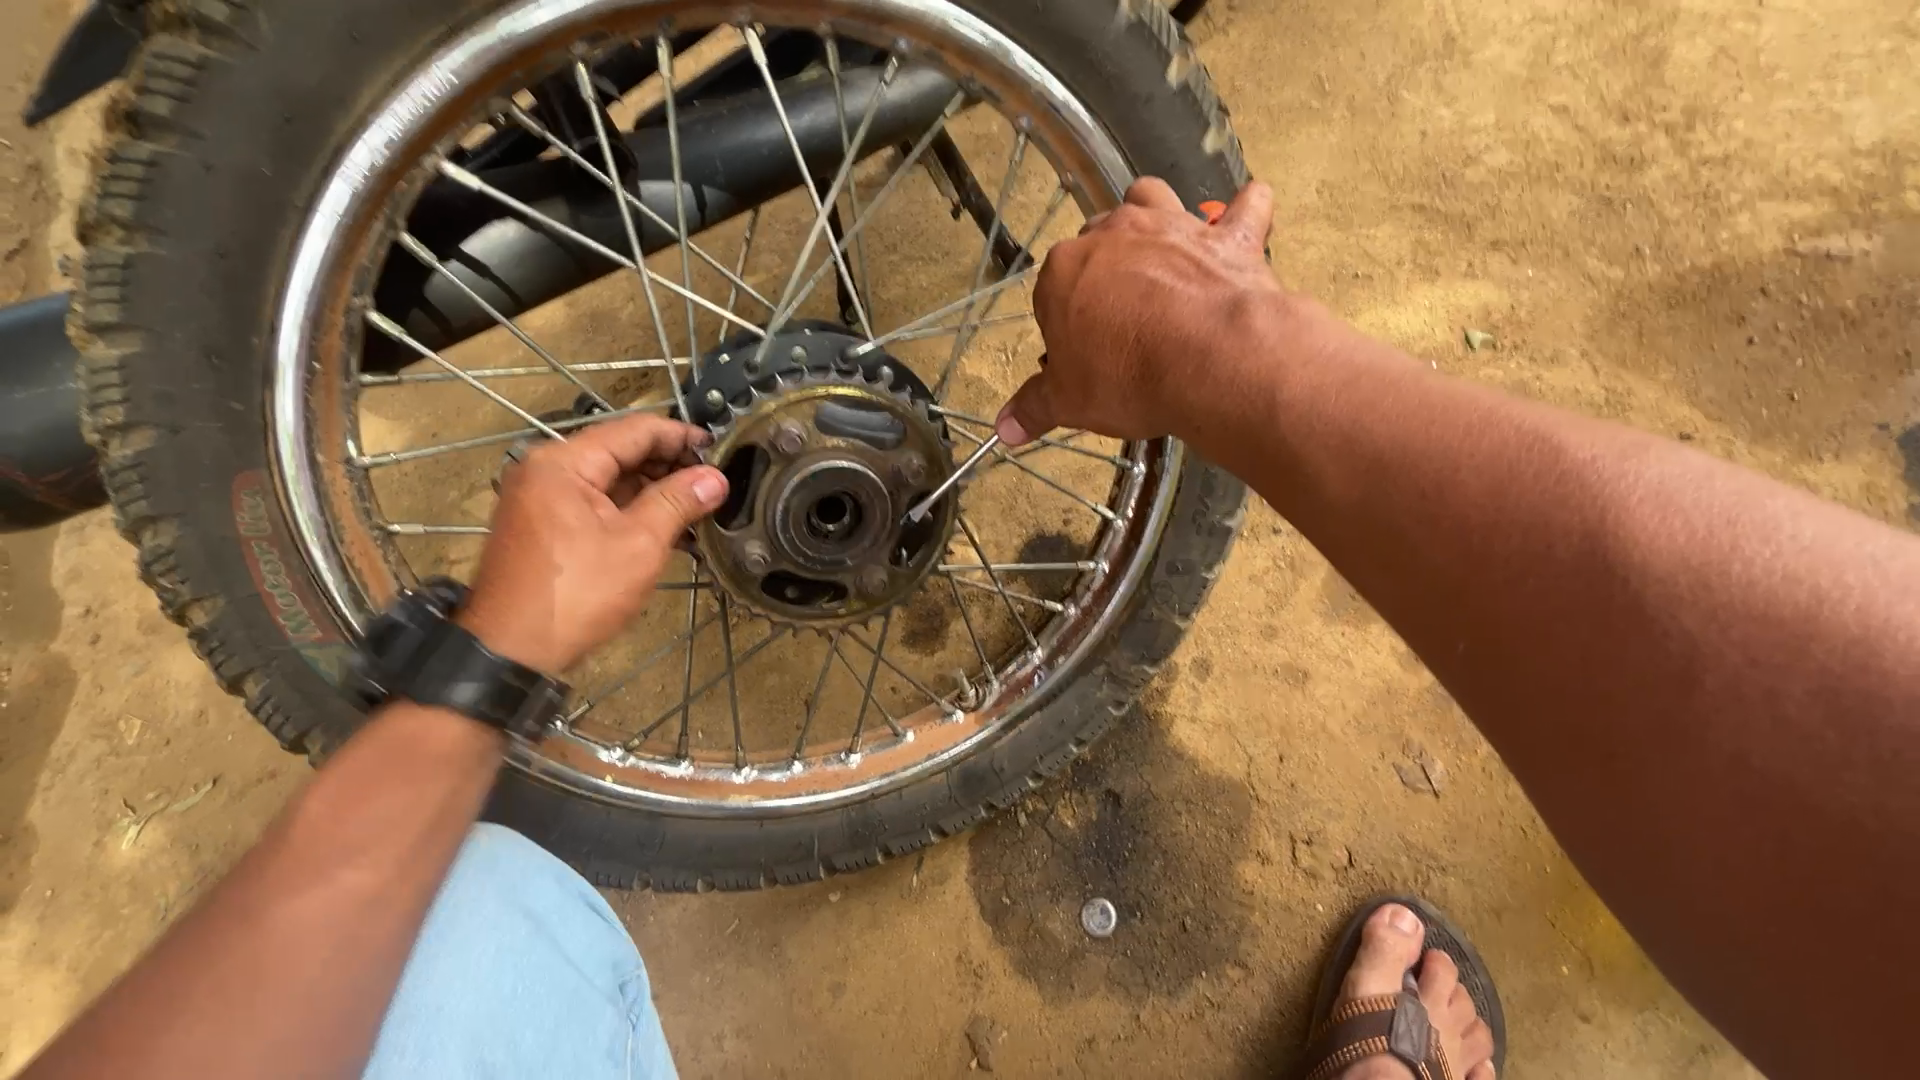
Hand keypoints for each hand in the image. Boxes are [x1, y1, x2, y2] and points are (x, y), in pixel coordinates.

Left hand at [454, 415, 726, 673]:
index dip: (681, 437)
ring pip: (610, 481)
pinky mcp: (544, 526)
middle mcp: (546, 470)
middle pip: (620, 453)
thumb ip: (678, 502)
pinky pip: (596, 505)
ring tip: (698, 508)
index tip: (719, 448)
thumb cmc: (576, 594)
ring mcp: (541, 499)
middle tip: (714, 483)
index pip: (634, 430)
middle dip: (670, 466)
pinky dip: (630, 512)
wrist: (512, 651)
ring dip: (654, 492)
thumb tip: (715, 478)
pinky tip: (666, 529)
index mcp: (563, 463)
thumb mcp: (639, 544)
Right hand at [995, 178, 1288, 444]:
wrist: (1208, 360)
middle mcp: (1114, 234)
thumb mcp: (1068, 402)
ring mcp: (1173, 227)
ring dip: (1153, 215)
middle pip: (1097, 242)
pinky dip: (1243, 213)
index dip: (1066, 325)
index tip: (1082, 357)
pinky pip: (1243, 207)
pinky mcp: (1229, 236)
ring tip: (1160, 254)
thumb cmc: (1125, 378)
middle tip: (1118, 322)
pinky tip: (1242, 224)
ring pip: (1152, 198)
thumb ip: (1033, 408)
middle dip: (1102, 271)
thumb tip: (1003, 428)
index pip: (1052, 292)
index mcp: (1064, 271)